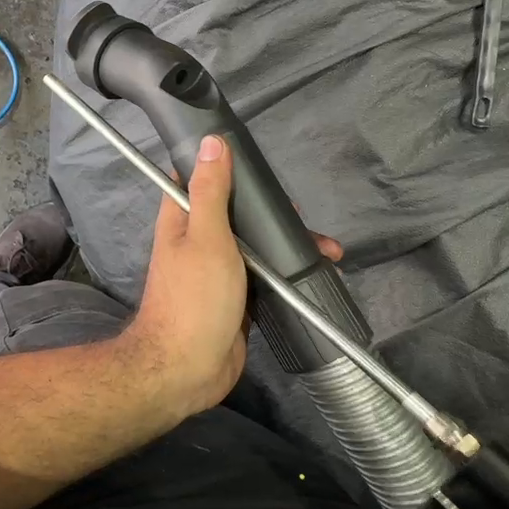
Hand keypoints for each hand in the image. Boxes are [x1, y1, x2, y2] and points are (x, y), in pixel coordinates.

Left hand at [122, 135, 343, 414]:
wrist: (186, 367)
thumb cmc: (194, 297)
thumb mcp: (206, 236)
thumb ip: (211, 191)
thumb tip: (211, 142)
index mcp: (181, 218)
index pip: (197, 178)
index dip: (224, 165)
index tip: (257, 163)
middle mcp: (197, 240)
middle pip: (237, 213)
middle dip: (271, 212)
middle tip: (301, 218)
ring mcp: (218, 271)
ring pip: (256, 246)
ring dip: (287, 245)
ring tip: (326, 251)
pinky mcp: (237, 298)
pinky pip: (266, 277)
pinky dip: (289, 274)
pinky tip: (316, 275)